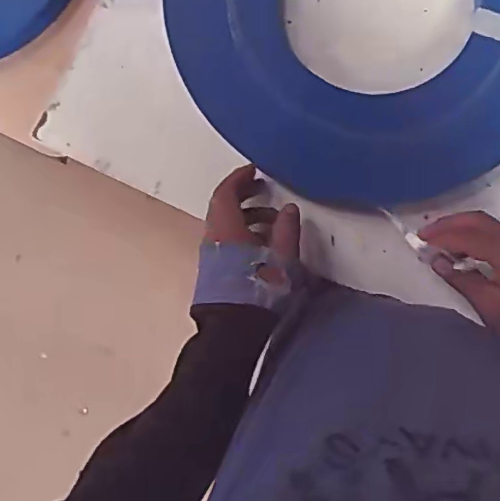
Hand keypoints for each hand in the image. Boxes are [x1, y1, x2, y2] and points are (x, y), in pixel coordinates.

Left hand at [204, 164, 300, 287]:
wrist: (232, 330)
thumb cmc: (258, 289)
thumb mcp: (282, 257)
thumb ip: (286, 229)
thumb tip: (288, 209)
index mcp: (226, 229)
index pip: (225, 193)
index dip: (239, 178)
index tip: (252, 170)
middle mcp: (213, 238)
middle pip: (223, 207)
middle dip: (243, 194)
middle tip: (262, 188)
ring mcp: (210, 256)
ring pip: (225, 225)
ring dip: (246, 216)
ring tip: (272, 221)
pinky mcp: (213, 272)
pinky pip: (226, 241)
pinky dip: (242, 233)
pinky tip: (262, 244)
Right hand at [419, 211, 499, 331]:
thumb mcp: (488, 307)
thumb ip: (462, 281)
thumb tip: (438, 261)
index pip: (471, 236)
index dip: (444, 236)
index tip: (421, 241)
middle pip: (479, 221)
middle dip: (450, 224)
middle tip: (425, 234)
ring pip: (487, 225)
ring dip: (460, 228)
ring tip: (438, 240)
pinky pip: (494, 234)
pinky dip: (472, 235)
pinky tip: (459, 248)